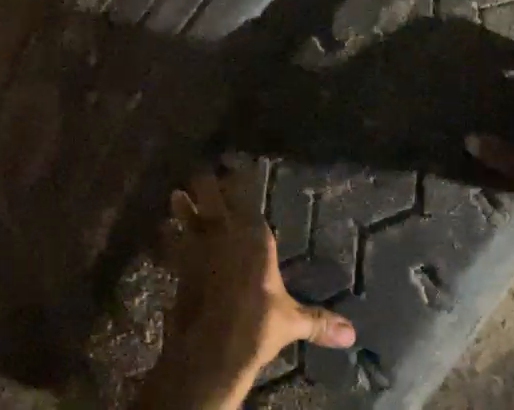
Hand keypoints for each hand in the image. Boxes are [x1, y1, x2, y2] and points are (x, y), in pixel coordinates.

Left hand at [140, 170, 355, 408]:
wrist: (212, 348)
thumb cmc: (257, 325)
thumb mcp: (290, 321)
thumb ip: (318, 321)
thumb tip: (352, 334)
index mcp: (255, 235)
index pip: (247, 194)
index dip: (240, 179)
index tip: (237, 165)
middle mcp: (224, 230)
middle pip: (210, 191)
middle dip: (206, 182)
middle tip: (205, 173)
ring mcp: (197, 244)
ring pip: (185, 211)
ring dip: (182, 205)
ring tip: (176, 195)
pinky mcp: (177, 263)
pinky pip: (168, 242)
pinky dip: (165, 238)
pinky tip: (161, 235)